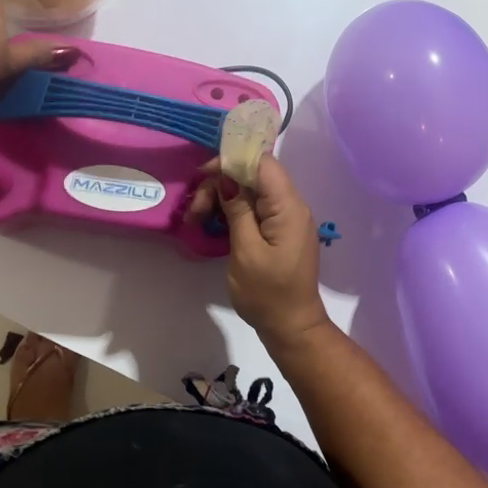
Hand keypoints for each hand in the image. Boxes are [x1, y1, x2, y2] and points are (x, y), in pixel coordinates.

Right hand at [185, 154, 329, 345]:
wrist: (291, 326)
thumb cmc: (267, 293)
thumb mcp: (245, 251)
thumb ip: (238, 210)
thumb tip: (227, 177)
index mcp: (289, 206)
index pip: (264, 163)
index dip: (233, 160)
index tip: (203, 175)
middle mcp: (292, 205)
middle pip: (255, 176)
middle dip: (222, 184)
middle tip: (195, 211)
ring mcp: (288, 218)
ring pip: (253, 192)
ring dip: (225, 198)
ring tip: (197, 219)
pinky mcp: (280, 231)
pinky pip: (258, 209)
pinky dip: (235, 211)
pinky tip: (214, 224)